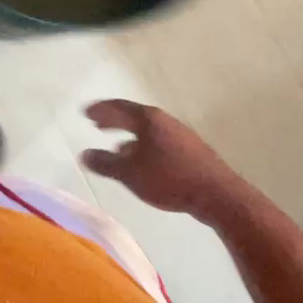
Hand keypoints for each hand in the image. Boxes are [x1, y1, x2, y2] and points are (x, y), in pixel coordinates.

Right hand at [81, 99, 255, 220]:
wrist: (218, 195)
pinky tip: (143, 161)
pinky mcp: (192, 150)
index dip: (100, 109)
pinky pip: (160, 140)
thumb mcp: (130, 173)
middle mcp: (165, 121)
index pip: (118, 107)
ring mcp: (181, 135)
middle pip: (134, 115)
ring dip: (130, 134)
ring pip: (148, 129)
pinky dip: (144, 144)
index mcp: (149, 119)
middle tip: (97, 123)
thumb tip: (84, 154)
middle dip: (114, 119)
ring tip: (116, 144)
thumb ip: (105, 163)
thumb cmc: (169, 179)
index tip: (85, 112)